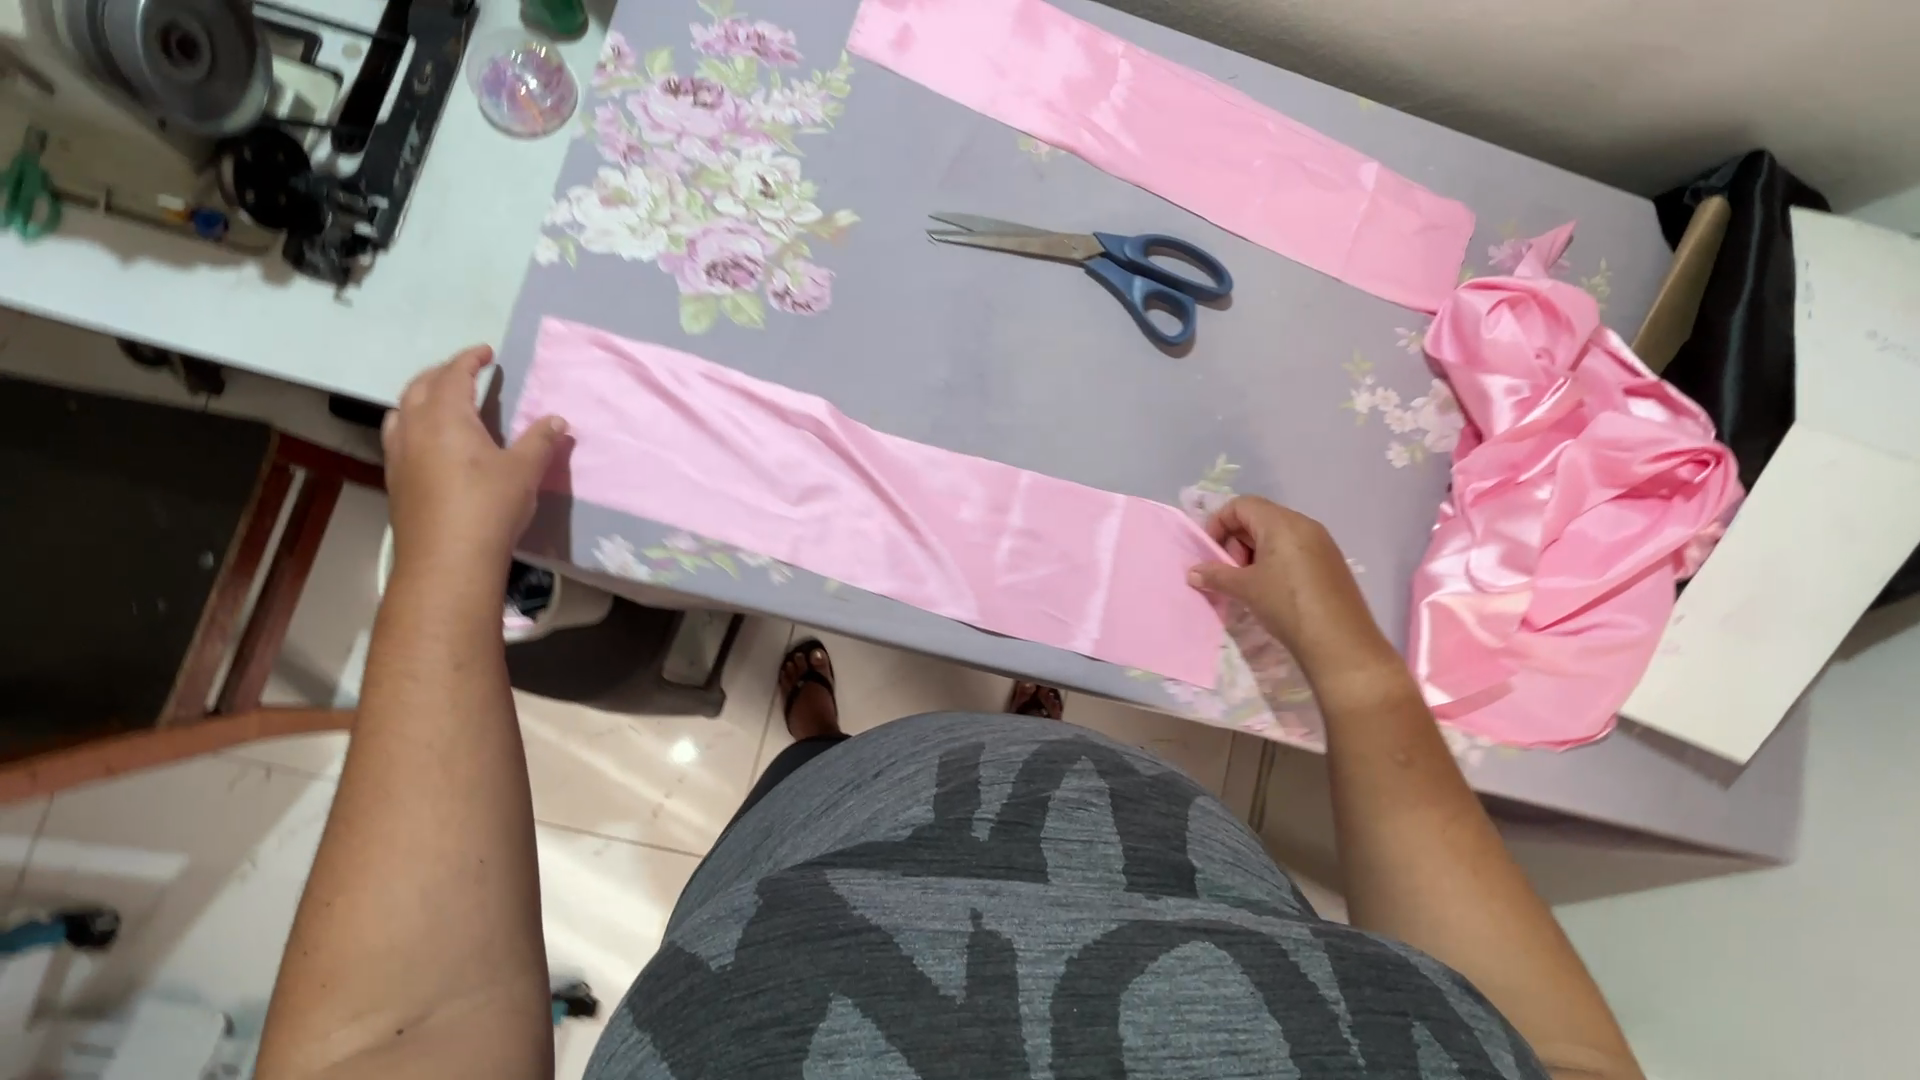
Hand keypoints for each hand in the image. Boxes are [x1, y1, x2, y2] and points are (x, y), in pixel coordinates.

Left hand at [382, 346, 567, 574]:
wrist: (447, 558)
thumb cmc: (489, 506)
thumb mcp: (524, 470)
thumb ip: (540, 440)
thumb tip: (556, 420)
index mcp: (445, 417)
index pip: (453, 374)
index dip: (469, 359)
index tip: (486, 352)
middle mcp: (414, 427)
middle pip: (420, 386)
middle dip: (443, 373)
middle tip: (466, 372)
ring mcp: (399, 454)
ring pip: (402, 410)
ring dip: (422, 397)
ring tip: (443, 401)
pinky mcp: (396, 479)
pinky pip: (399, 435)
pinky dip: (414, 423)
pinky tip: (431, 442)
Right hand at [1188, 496, 1398, 681]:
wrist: (1340, 642)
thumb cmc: (1287, 605)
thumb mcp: (1245, 589)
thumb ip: (1215, 575)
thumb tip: (1192, 573)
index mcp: (1282, 523)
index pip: (1241, 505)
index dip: (1218, 524)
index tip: (1211, 553)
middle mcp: (1304, 525)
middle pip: (1258, 518)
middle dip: (1236, 542)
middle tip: (1231, 573)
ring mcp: (1321, 543)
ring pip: (1276, 535)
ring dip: (1254, 554)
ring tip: (1249, 585)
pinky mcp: (1330, 562)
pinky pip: (1294, 549)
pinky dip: (1274, 562)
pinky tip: (1272, 591)